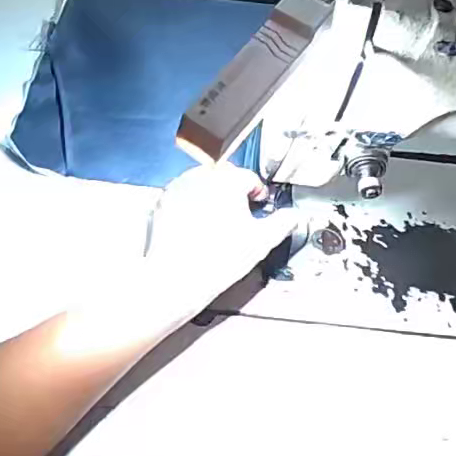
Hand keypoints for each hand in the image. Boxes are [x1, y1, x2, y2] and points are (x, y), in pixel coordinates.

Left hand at [138, 164, 300, 320]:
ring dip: (213, 196)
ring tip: (219, 224)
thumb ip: (282, 222)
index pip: (249, 177)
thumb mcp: (261, 241)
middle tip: (240, 216)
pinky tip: (198, 227)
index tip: (258, 204)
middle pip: (225, 177)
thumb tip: (292, 216)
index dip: (258, 193)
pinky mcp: (163, 201)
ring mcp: (178, 188)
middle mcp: (200, 177)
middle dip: (234, 192)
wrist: (177, 278)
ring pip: (202, 184)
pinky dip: (192, 205)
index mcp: (227, 180)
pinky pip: (183, 196)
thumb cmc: (216, 260)